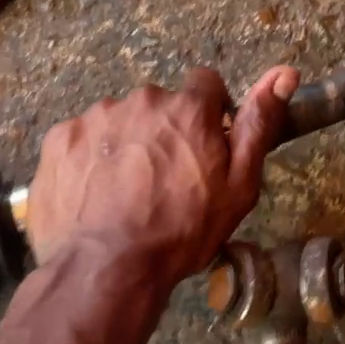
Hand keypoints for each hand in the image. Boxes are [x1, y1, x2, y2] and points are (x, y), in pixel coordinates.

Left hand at [27, 66, 299, 286]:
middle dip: (164, 131)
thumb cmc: (182, 231)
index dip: (209, 113)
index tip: (204, 145)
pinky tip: (93, 194)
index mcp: (187, 107)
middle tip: (164, 180)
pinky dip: (89, 159)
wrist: (105, 270)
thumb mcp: (238, 185)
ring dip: (126, 144)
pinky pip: (82, 138)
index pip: (206, 83)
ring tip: (125, 193)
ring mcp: (95, 117)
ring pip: (120, 120)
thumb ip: (259, 123)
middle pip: (160, 105)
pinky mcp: (59, 139)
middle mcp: (141, 99)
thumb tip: (285, 73)